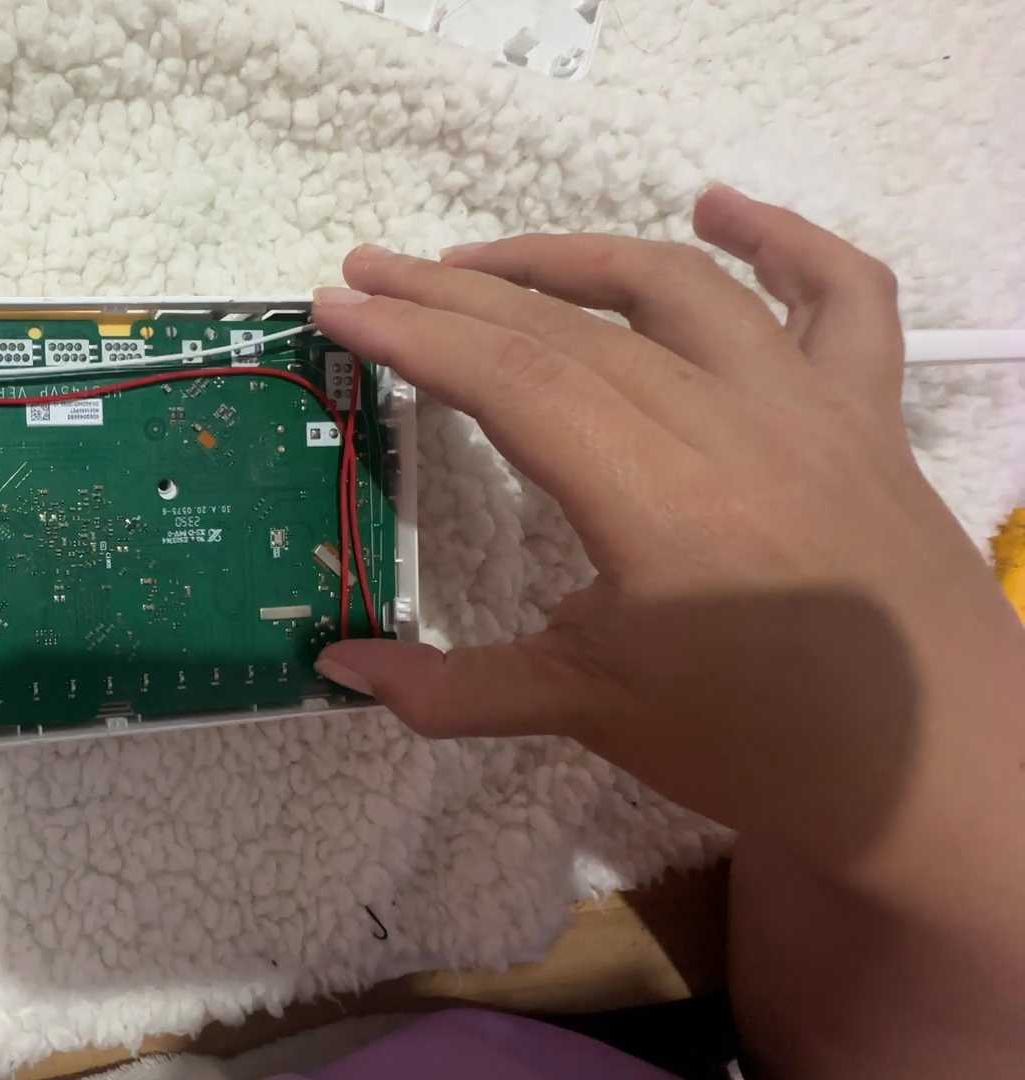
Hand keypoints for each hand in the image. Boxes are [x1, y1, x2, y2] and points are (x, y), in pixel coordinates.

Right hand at [309, 187, 1024, 1075]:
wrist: (953, 779)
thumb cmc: (752, 742)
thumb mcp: (582, 715)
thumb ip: (446, 688)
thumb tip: (334, 665)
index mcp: (657, 501)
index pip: (512, 383)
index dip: (414, 338)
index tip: (339, 308)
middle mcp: (732, 427)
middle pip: (564, 327)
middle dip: (447, 292)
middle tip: (366, 269)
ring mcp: (810, 408)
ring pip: (674, 288)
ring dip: (559, 257)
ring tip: (469, 258)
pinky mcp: (863, 414)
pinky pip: (842, 293)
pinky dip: (783, 235)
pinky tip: (718, 204)